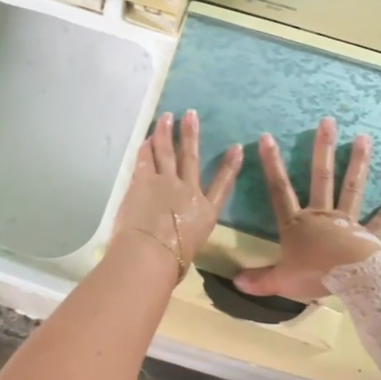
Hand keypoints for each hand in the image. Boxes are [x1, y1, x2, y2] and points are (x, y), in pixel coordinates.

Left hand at [110, 111, 241, 277]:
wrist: (149, 255)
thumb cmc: (170, 265)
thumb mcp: (187, 252)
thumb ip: (183, 238)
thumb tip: (175, 237)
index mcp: (205, 213)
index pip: (222, 185)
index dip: (230, 166)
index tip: (236, 148)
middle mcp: (188, 192)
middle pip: (191, 157)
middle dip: (191, 135)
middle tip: (191, 114)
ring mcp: (166, 183)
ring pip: (166, 151)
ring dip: (165, 132)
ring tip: (167, 116)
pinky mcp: (144, 181)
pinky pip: (145, 159)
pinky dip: (146, 148)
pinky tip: (146, 138)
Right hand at [233, 117, 380, 302]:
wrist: (349, 280)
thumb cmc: (314, 276)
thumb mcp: (281, 280)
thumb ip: (260, 279)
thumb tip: (236, 281)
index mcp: (297, 224)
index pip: (279, 190)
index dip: (271, 164)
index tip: (267, 137)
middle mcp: (322, 215)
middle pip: (321, 177)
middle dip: (322, 149)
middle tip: (328, 121)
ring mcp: (348, 221)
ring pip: (351, 187)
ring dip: (358, 162)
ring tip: (365, 137)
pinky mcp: (369, 234)